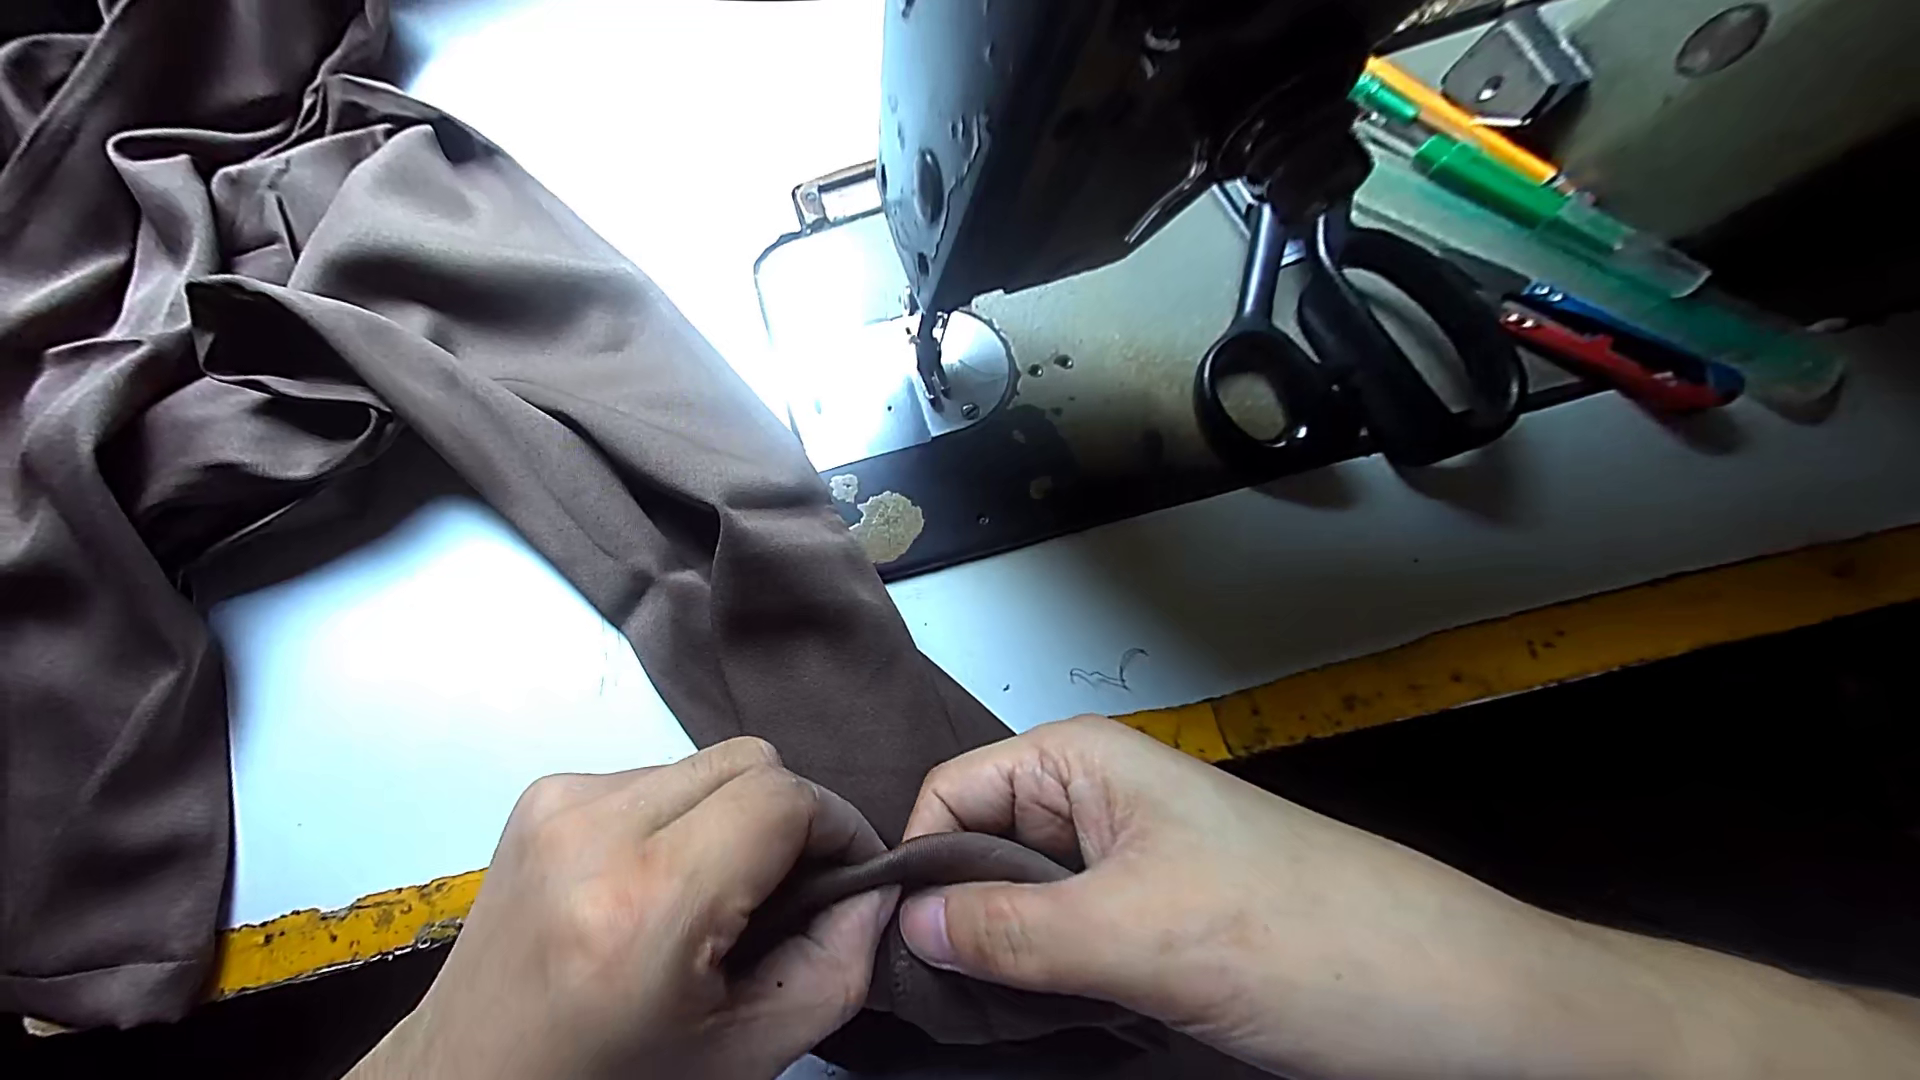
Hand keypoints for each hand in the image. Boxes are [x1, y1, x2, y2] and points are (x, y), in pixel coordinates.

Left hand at [349, 738, 898, 1079]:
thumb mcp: (751, 1052)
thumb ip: (842, 959)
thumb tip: (877, 880)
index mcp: (644, 904)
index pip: (784, 799)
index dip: (836, 825)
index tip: (850, 868)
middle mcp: (593, 830)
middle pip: (753, 760)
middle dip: (791, 813)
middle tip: (789, 879)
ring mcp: (560, 801)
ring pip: (712, 761)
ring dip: (738, 810)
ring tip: (718, 880)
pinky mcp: (543, 793)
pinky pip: (663, 772)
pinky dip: (687, 811)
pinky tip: (661, 870)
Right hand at [894, 716, 1919, 1078]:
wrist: (1446, 998)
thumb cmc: (1289, 934)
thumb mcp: (1136, 933)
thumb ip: (1010, 929)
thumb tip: (902, 926)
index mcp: (1076, 757)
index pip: (954, 790)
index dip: (920, 860)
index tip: (898, 947)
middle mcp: (1086, 790)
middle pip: (978, 836)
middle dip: (952, 908)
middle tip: (931, 997)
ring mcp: (1113, 847)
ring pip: (1013, 885)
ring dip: (992, 943)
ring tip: (975, 1009)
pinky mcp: (1138, 901)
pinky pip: (1054, 920)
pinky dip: (1031, 960)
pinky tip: (1025, 1004)